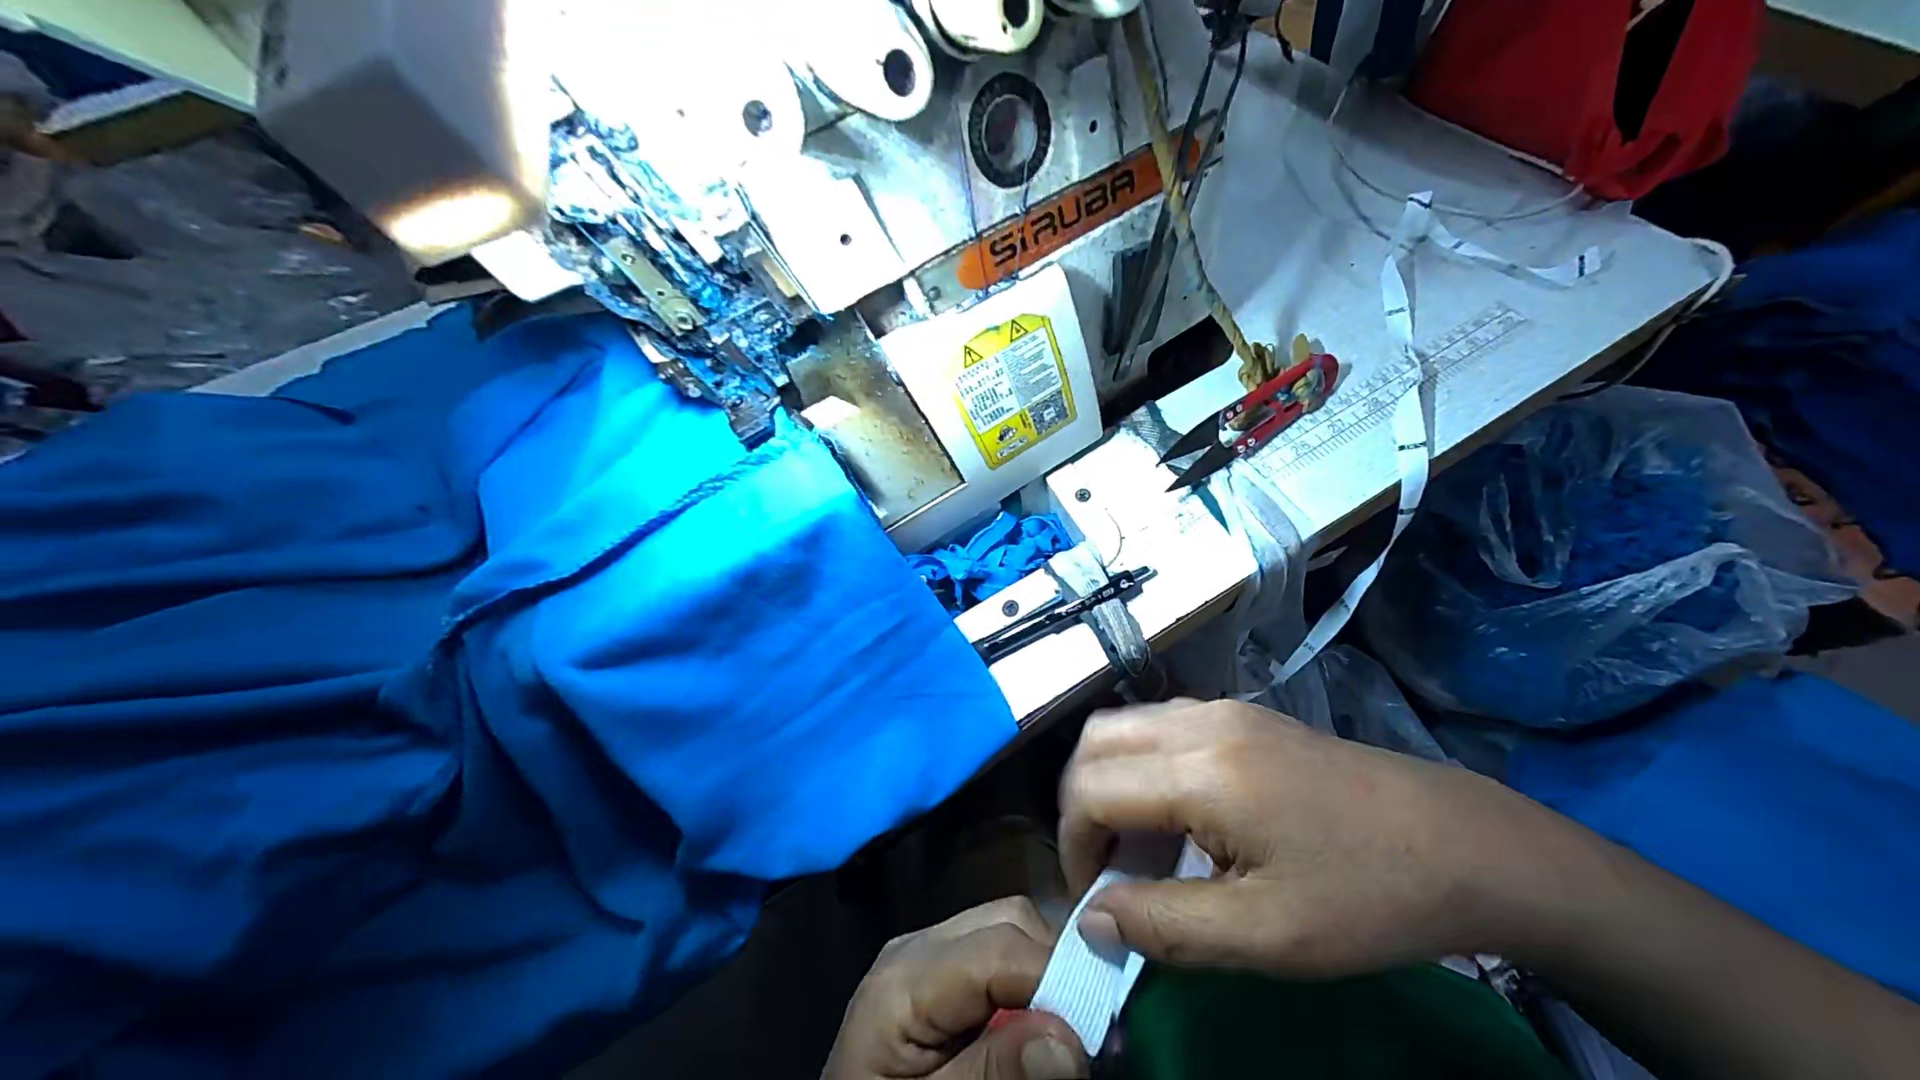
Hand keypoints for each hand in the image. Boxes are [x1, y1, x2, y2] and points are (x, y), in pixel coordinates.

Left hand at [823, 897, 1089, 1079]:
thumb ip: (992, 1073)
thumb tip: (1070, 1039)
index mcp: (904, 976)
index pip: (999, 948)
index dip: (1059, 978)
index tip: (1104, 1028)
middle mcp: (916, 945)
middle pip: (1007, 920)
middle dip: (1058, 964)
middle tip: (1092, 1028)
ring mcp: (925, 952)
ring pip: (1007, 926)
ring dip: (1046, 968)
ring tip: (1071, 1024)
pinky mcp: (937, 970)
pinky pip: (994, 951)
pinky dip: (1027, 977)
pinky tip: (1040, 1017)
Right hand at [1058, 699, 1564, 976]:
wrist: (1466, 843)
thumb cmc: (1369, 896)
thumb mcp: (1267, 936)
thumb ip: (1165, 925)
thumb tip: (1092, 921)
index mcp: (1203, 771)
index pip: (1091, 790)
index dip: (1074, 847)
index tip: (1097, 900)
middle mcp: (1202, 722)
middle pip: (1095, 742)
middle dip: (1080, 804)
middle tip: (1107, 864)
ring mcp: (1224, 708)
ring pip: (1125, 725)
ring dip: (1111, 780)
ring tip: (1140, 841)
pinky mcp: (1245, 713)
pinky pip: (1163, 724)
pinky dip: (1143, 764)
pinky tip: (1180, 811)